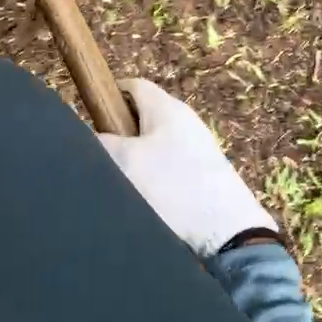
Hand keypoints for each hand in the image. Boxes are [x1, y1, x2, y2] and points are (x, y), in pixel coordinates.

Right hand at [97, 79, 278, 256]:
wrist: (230, 235)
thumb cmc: (172, 186)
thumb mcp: (125, 162)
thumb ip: (101, 143)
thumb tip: (91, 137)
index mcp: (166, 107)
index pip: (132, 86)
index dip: (108, 96)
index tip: (93, 117)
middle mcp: (187, 120)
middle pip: (144, 116)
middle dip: (123, 133)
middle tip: (108, 157)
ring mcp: (202, 147)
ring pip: (158, 144)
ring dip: (141, 160)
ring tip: (130, 184)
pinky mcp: (210, 174)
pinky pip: (174, 165)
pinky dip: (160, 177)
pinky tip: (154, 201)